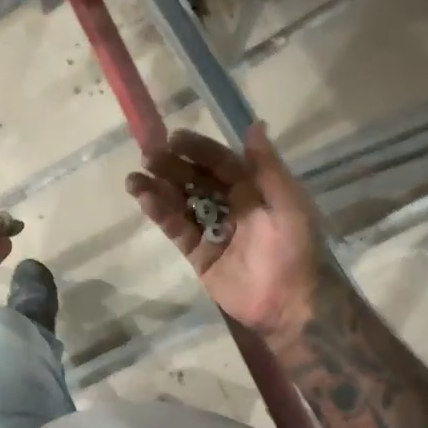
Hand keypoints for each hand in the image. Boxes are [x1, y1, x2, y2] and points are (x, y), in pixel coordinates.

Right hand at [126, 123, 326, 339]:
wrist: (289, 303)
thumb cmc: (294, 248)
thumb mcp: (288, 203)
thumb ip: (267, 167)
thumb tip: (254, 124)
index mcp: (254, 190)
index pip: (221, 162)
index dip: (198, 149)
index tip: (173, 138)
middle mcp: (231, 206)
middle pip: (196, 180)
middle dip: (172, 168)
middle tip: (147, 156)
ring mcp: (212, 230)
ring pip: (181, 203)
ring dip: (158, 189)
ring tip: (134, 179)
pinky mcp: (198, 254)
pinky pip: (177, 230)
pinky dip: (161, 214)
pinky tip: (145, 200)